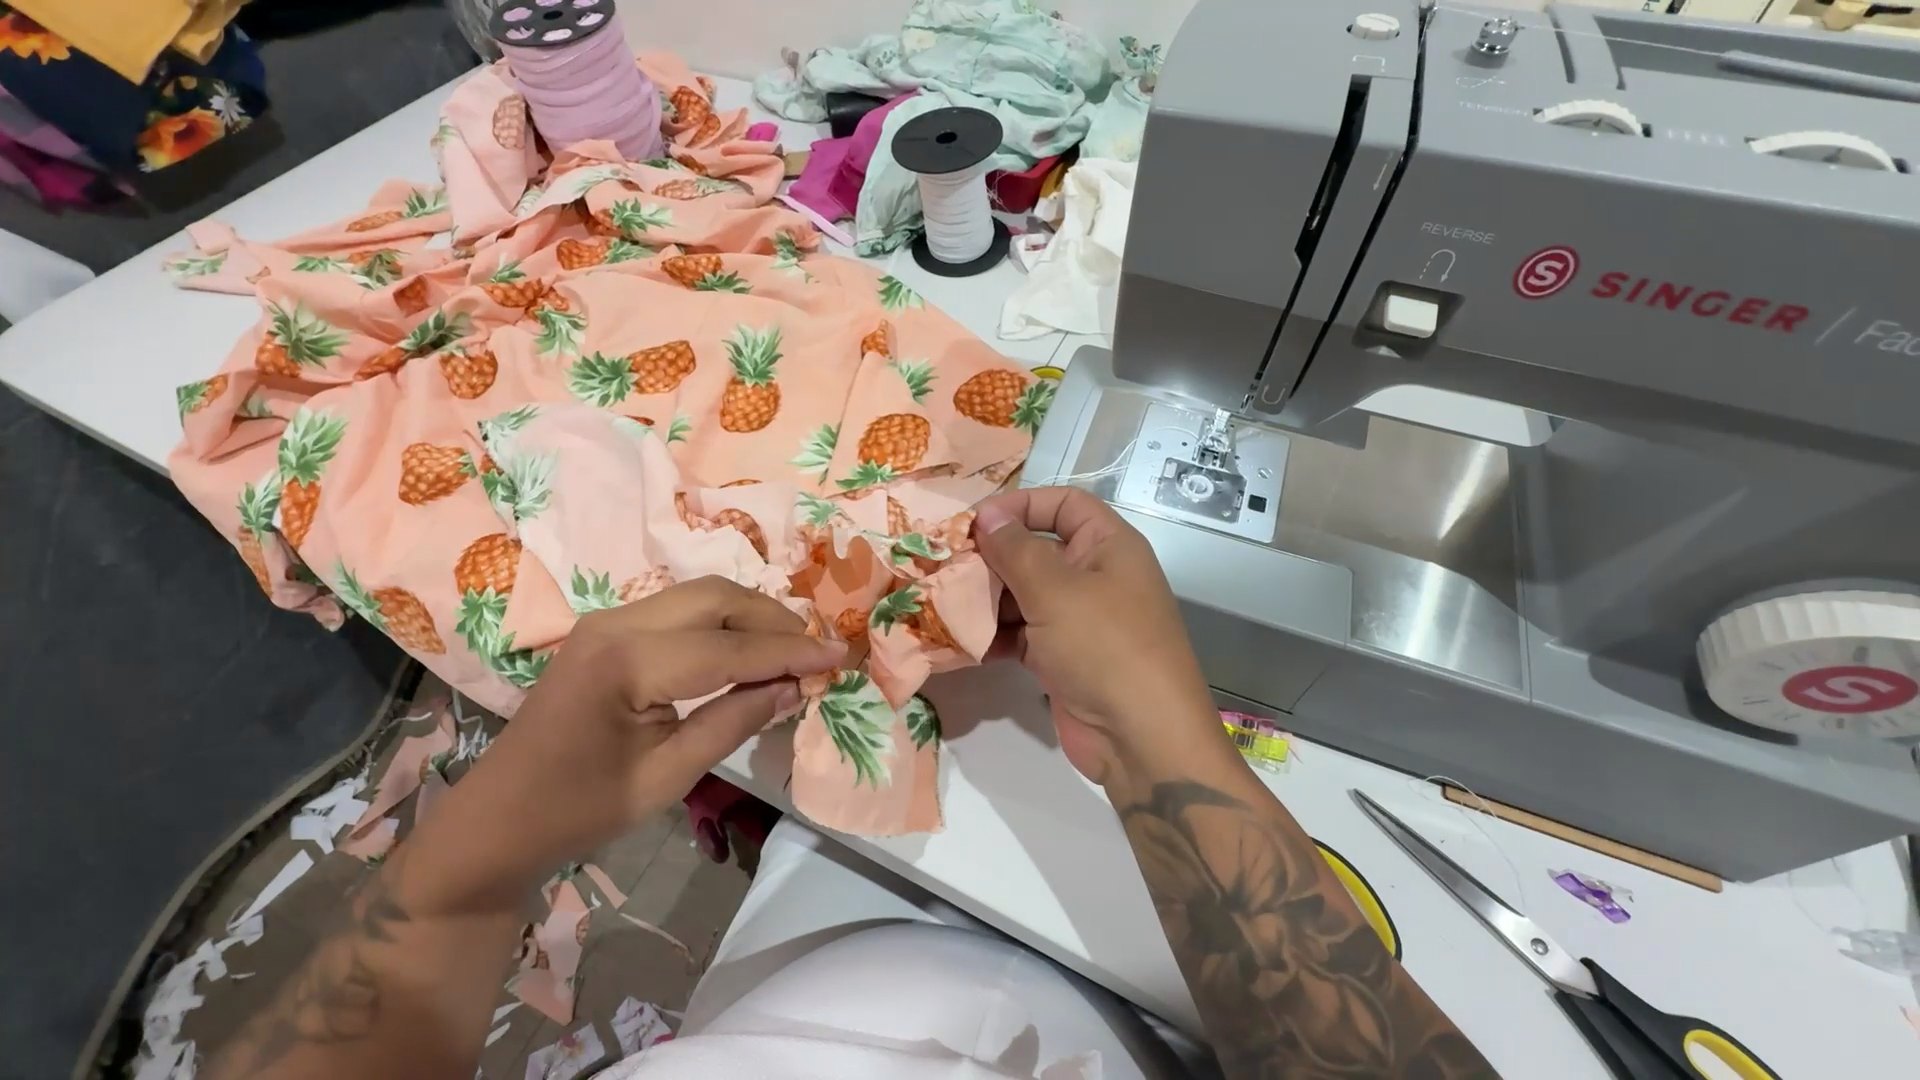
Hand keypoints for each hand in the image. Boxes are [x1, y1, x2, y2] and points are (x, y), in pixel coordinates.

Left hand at [414, 577, 844, 911]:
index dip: (791, 651)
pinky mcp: (608, 630)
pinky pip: (681, 609)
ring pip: (701, 595)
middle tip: (816, 653)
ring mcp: (608, 621)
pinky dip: (723, 622)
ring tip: (791, 650)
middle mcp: (616, 623)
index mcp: (627, 662)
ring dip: (751, 616)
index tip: (841, 656)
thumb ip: (734, 721)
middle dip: (774, 620)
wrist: (498, 820)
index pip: (730, 647)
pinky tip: (747, 649)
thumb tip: (795, 688)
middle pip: (717, 597)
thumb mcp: (667, 777)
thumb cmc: (580, 810)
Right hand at [972, 488, 1232, 792]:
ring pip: (1024, 594)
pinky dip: (994, 635)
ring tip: (942, 601)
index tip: (976, 522)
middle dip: (992, 557)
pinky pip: (1021, 633)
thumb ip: (1015, 549)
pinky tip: (958, 639)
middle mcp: (1094, 576)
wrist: (1140, 737)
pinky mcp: (1062, 657)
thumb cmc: (1104, 645)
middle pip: (1036, 549)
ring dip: (986, 598)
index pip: (1063, 504)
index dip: (1021, 505)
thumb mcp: (1056, 590)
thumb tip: (987, 515)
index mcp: (1107, 545)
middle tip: (944, 565)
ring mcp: (1078, 619)